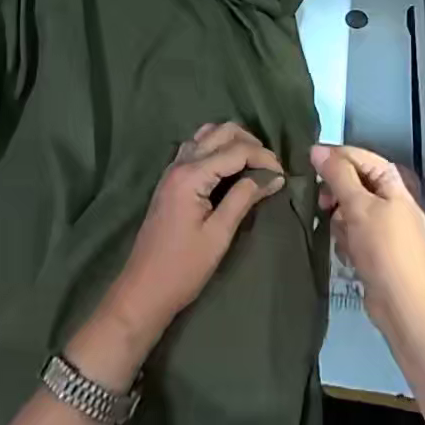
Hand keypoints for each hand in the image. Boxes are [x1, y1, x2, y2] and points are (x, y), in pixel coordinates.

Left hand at [102, 122, 285, 342]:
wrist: (142, 292)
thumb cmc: (183, 268)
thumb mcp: (219, 234)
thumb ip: (244, 198)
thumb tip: (273, 177)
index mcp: (191, 175)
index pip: (236, 150)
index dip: (263, 157)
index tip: (282, 174)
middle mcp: (180, 163)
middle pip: (221, 131)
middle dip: (250, 143)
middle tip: (269, 167)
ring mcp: (172, 169)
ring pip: (207, 134)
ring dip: (232, 141)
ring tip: (252, 163)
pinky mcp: (170, 179)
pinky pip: (196, 146)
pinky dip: (217, 147)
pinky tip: (228, 168)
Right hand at [311, 144, 424, 332]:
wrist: (406, 306)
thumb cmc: (385, 249)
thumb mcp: (359, 206)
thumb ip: (338, 175)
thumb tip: (316, 148)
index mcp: (391, 180)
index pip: (356, 155)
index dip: (332, 157)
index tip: (306, 165)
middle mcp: (389, 197)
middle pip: (351, 181)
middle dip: (335, 194)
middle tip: (322, 207)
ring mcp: (383, 224)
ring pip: (348, 209)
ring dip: (340, 222)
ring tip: (341, 238)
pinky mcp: (375, 248)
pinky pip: (352, 232)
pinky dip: (346, 241)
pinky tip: (347, 255)